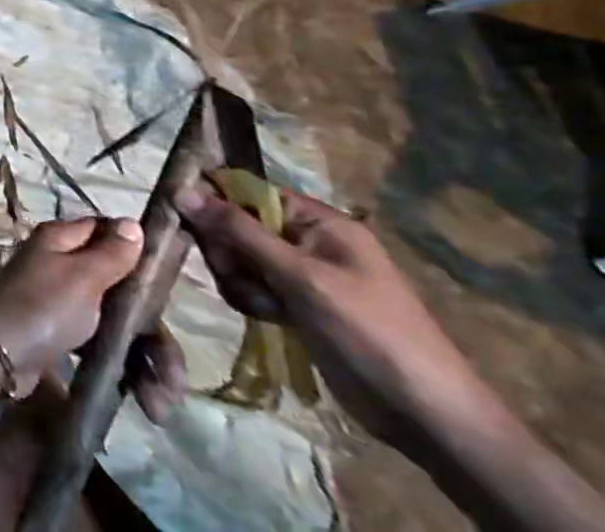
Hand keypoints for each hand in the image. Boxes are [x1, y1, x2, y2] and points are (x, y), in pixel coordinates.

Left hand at [0, 217, 185, 421]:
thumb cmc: (43, 306)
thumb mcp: (82, 276)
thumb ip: (111, 253)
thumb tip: (132, 223)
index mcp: (61, 240)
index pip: (107, 232)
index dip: (140, 251)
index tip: (171, 280)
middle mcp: (60, 264)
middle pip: (122, 286)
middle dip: (155, 332)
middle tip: (174, 375)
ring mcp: (61, 300)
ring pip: (117, 321)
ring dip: (146, 359)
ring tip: (163, 400)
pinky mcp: (60, 332)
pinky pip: (101, 343)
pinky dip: (124, 367)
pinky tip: (145, 398)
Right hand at [176, 183, 486, 443]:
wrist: (424, 413)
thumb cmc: (369, 332)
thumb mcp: (300, 276)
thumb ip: (239, 232)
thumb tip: (180, 191)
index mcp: (320, 221)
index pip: (248, 190)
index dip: (213, 200)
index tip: (186, 220)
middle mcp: (308, 240)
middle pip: (237, 224)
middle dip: (228, 251)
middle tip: (241, 276)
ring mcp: (302, 273)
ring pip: (238, 257)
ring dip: (239, 280)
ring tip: (265, 306)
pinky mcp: (296, 301)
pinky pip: (250, 284)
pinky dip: (251, 299)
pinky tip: (270, 317)